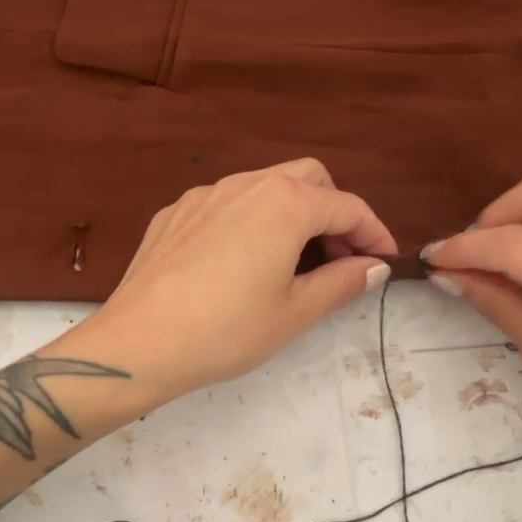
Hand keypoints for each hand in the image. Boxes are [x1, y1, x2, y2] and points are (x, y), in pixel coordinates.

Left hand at [79, 159, 395, 397]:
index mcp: (284, 203)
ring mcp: (204, 195)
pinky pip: (226, 203)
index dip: (373, 232)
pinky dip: (251, 220)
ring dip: (292, 212)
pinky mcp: (174, 213)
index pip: (346, 206)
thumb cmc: (226, 331)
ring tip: (294, 260)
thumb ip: (341, 282)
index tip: (384, 261)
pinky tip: (241, 261)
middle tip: (340, 258)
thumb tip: (373, 267)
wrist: (137, 343)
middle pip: (308, 178)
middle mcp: (245, 185)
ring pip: (264, 185)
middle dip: (334, 211)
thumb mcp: (294, 313)